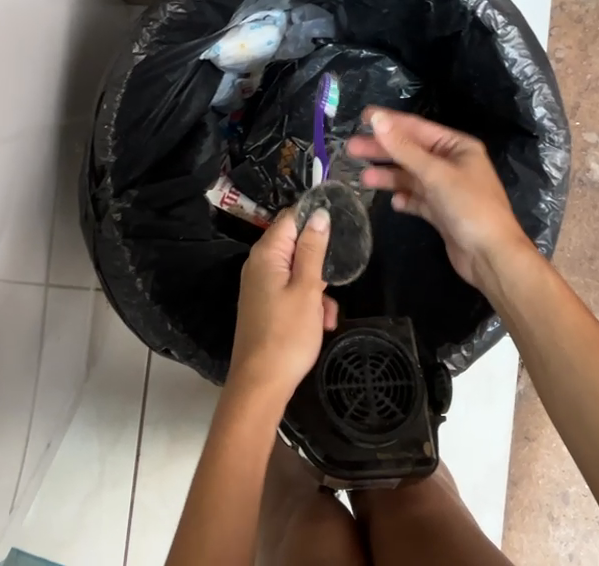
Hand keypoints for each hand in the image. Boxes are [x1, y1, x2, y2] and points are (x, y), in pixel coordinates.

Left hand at [229, 207, 339, 400]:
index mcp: (266, 254)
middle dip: (319, 263)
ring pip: (298, 273)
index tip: (340, 226)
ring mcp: (260, 286)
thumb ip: (312, 249)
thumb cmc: (287, 334)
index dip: (314, 218)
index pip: (290, 218)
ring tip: (327, 314)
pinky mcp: (264, 305)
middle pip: (295, 246)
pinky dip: (307, 304)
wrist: (261, 384)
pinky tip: (320, 324)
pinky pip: (290, 292)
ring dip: (317, 289)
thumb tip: (318, 213)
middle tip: (335, 282)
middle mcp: (258, 264)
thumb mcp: (307, 288)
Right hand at [348, 108, 535, 287]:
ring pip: (411, 177)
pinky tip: (394, 202)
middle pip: (410, 152)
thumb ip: (403, 147)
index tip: (363, 117)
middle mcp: (452, 164)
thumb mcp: (435, 173)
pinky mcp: (442, 212)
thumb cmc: (469, 206)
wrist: (491, 256)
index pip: (417, 128)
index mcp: (458, 147)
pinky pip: (417, 199)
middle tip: (351, 148)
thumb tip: (376, 119)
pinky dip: (405, 199)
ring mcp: (447, 189)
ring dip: (389, 177)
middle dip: (383, 151)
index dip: (390, 122)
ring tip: (363, 179)